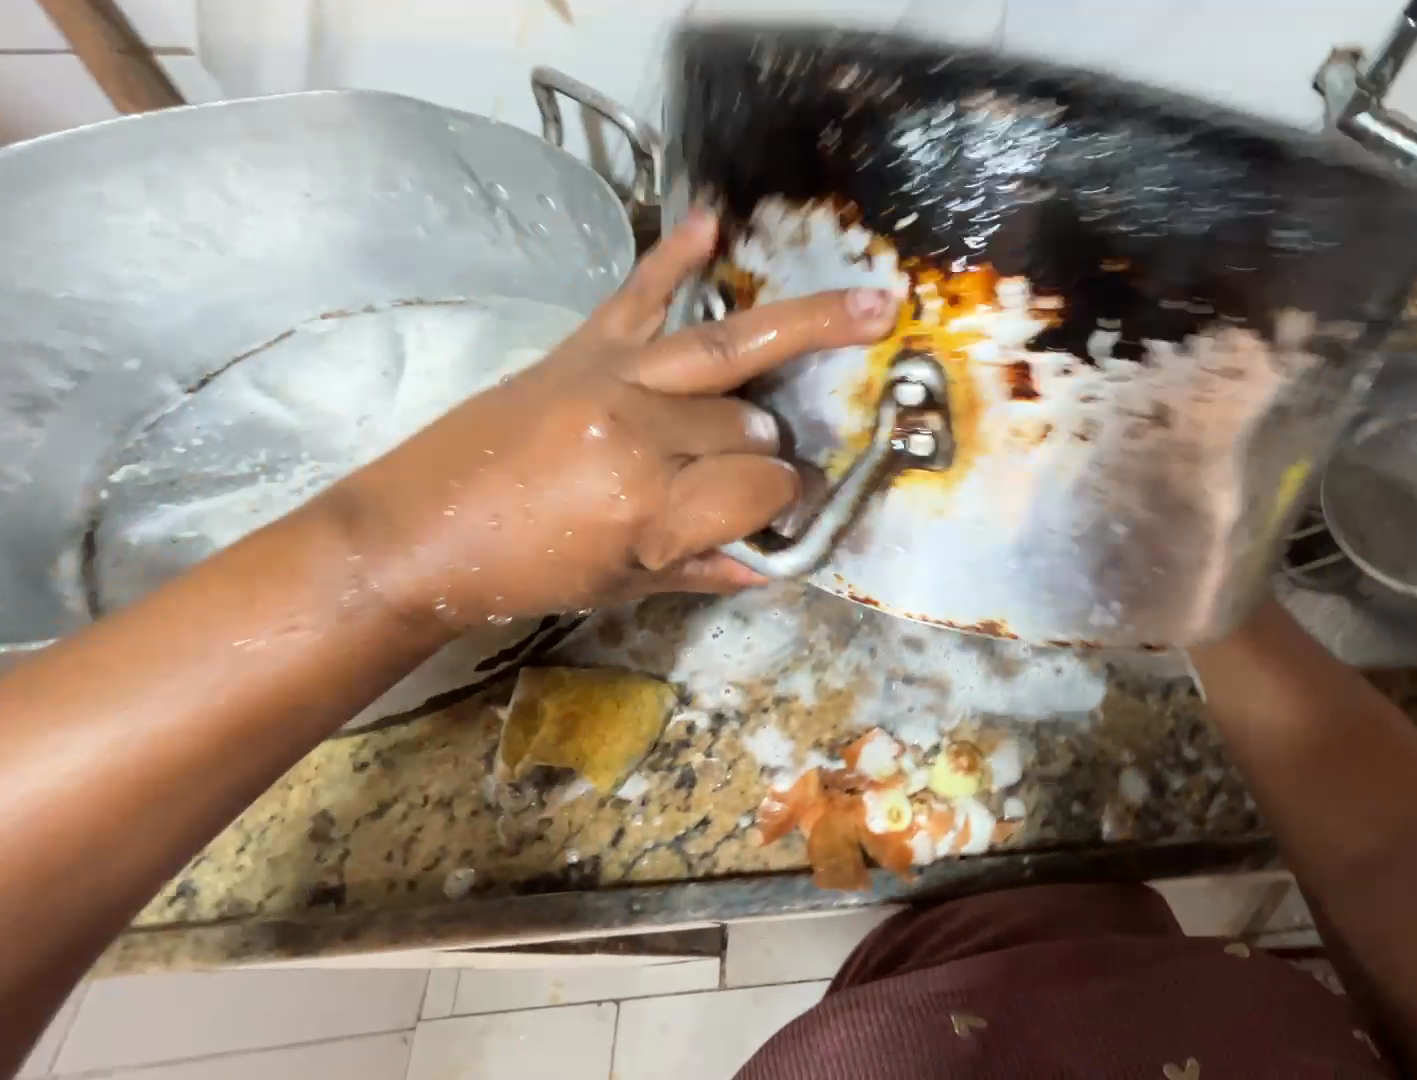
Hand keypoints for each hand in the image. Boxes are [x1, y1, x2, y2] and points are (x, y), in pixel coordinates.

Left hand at [319, 210, 898, 631]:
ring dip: (798, 338)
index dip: (790, 502)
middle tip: (777, 461)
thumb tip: (776, 558)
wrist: (409, 533)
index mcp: (652, 506)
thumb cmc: (526, 575)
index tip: (793, 512)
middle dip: (777, 446)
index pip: (764, 487)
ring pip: (728, 350)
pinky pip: (638, 292)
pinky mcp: (579, 350)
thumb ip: (708, 566)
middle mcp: (638, 431)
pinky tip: (717, 219)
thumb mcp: (626, 586)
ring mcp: (609, 378)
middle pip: (751, 422)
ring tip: (869, 309)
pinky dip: (676, 255)